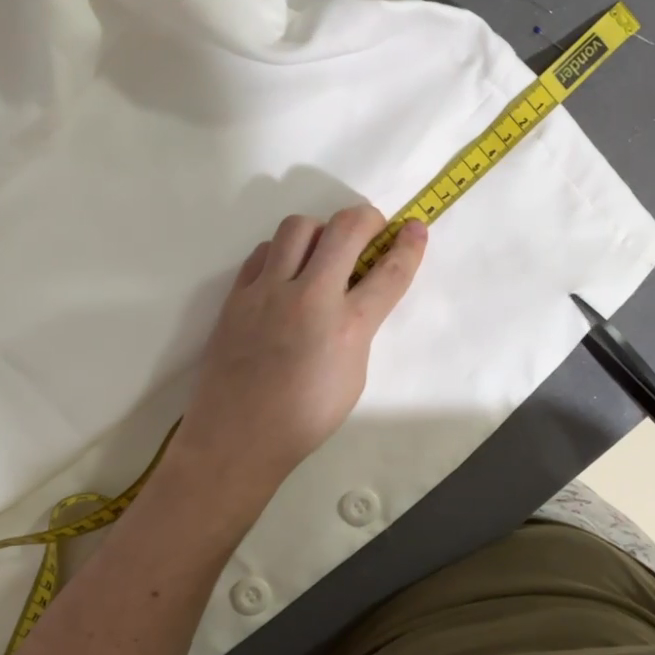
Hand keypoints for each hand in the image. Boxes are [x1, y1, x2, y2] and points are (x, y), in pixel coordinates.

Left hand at [169, 205, 426, 493]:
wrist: (239, 435)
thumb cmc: (305, 419)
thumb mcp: (352, 378)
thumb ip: (358, 331)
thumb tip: (355, 299)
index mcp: (347, 327)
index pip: (389, 272)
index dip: (409, 245)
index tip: (417, 228)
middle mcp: (309, 297)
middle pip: (345, 229)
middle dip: (367, 219)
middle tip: (370, 231)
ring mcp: (268, 291)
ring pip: (298, 227)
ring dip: (320, 231)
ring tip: (321, 254)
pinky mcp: (237, 295)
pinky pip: (263, 252)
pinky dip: (282, 253)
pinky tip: (285, 274)